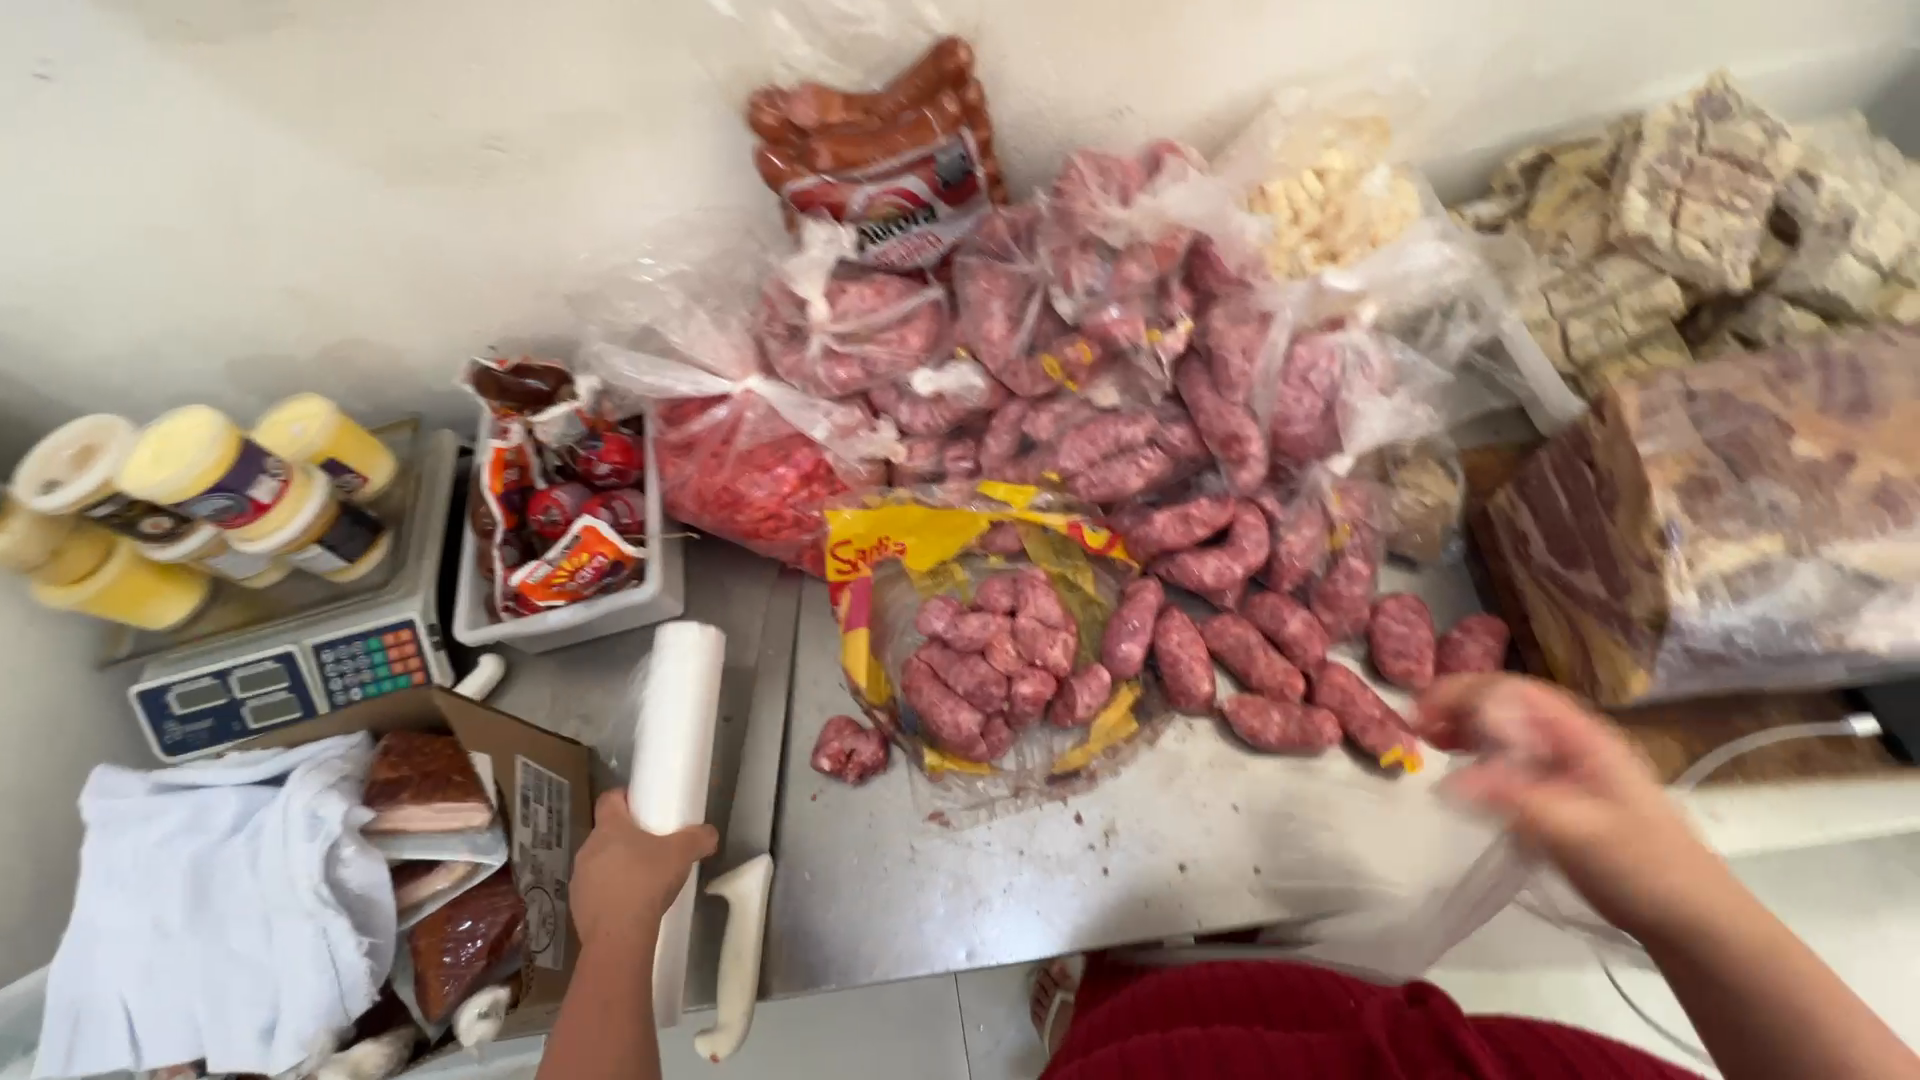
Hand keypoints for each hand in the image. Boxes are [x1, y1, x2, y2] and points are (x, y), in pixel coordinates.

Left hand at [571, 790, 718, 950]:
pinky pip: (595, 889)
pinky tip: (630, 904)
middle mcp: (588, 848)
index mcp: (610, 828)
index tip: (641, 804)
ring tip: (642, 878)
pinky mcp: (577, 905)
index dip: (624, 797)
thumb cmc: (647, 882)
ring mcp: (579, 878)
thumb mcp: (682, 854)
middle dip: (626, 836)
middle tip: (651, 845)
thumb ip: (699, 838)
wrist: (618, 935)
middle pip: (606, 832)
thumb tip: (710, 834)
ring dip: (616, 865)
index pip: (609, 799)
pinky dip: (610, 891)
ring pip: (599, 861)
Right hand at [1418, 674, 1737, 941]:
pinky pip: (1507, 761)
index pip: (1513, 691)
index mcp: (1582, 737)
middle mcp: (1571, 742)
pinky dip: (1476, 759)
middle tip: (1415, 728)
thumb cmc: (1647, 869)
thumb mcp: (1581, 834)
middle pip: (1503, 704)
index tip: (1422, 713)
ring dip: (1462, 729)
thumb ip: (1515, 802)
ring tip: (1427, 742)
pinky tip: (1459, 775)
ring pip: (1503, 730)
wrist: (1694, 921)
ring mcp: (1565, 768)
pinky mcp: (1557, 795)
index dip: (1463, 692)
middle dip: (1455, 707)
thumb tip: (1446, 783)